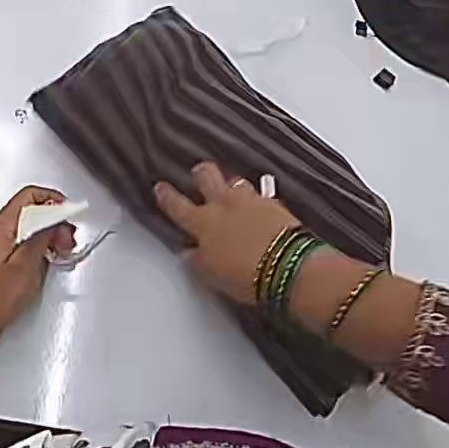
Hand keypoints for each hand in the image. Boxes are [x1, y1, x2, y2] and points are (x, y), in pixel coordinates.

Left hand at [0, 186, 74, 334]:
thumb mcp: (27, 264)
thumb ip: (42, 236)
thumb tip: (54, 218)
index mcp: (0, 226)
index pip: (30, 196)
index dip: (54, 200)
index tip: (69, 214)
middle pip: (31, 210)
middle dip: (54, 220)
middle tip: (66, 239)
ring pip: (28, 225)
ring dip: (48, 234)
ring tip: (60, 251)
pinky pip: (22, 239)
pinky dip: (39, 244)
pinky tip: (47, 259)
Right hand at [153, 162, 299, 304]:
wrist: (287, 266)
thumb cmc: (249, 273)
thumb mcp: (211, 274)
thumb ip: (197, 260)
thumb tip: (192, 255)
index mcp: (203, 222)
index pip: (177, 205)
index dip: (166, 196)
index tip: (161, 188)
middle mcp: (225, 204)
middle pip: (206, 175)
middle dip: (200, 173)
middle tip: (198, 174)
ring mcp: (251, 200)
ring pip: (235, 180)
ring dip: (231, 185)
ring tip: (232, 193)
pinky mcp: (275, 204)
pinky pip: (261, 194)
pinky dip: (257, 199)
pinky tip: (259, 207)